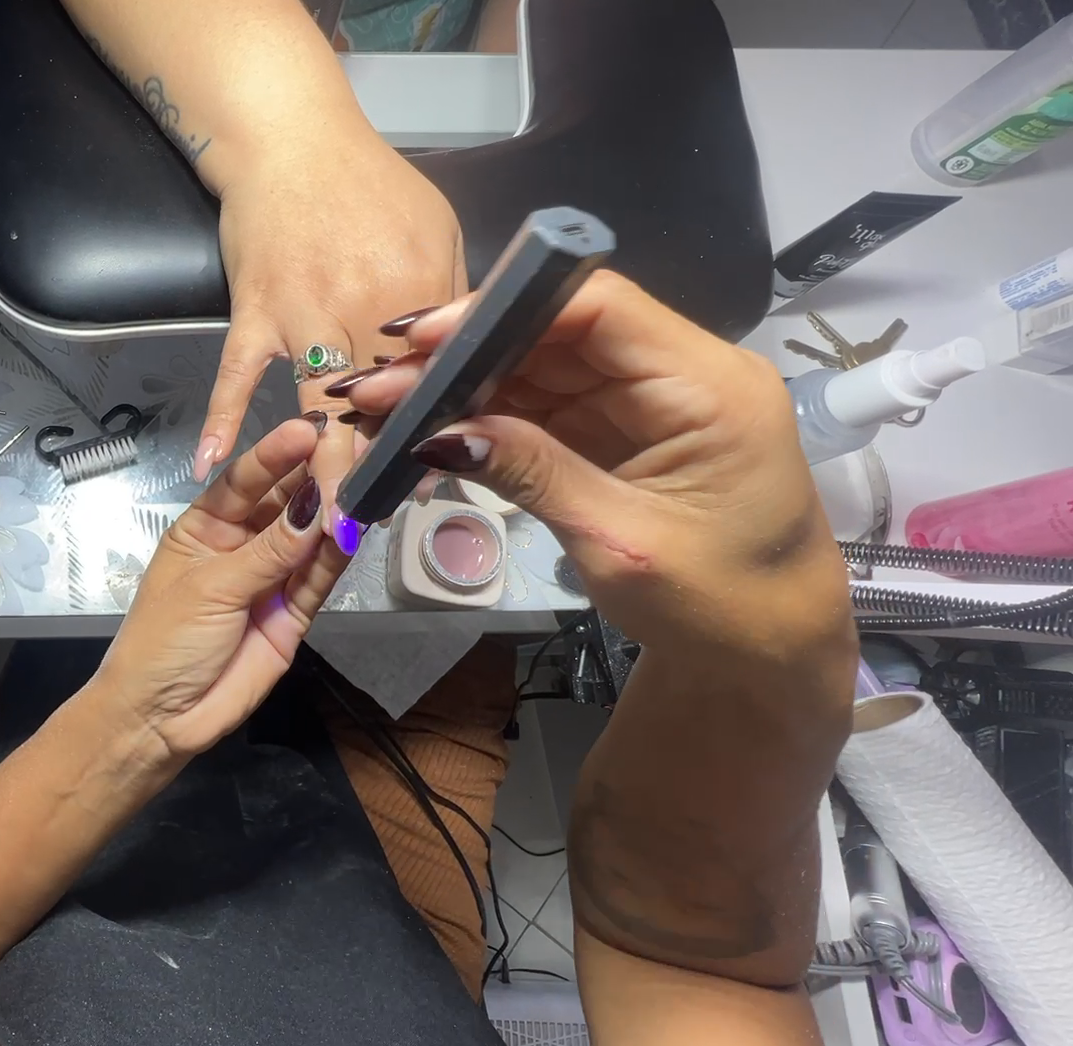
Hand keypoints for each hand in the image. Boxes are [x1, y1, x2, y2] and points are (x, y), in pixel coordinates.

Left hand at [91, 418, 352, 756]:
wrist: (161, 718)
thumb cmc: (164, 641)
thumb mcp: (210, 589)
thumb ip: (267, 552)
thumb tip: (316, 506)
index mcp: (204, 527)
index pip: (244, 481)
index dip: (275, 455)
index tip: (310, 429)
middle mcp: (240, 544)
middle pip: (284, 502)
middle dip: (314, 477)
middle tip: (351, 449)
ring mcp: (270, 577)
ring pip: (309, 536)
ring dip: (334, 512)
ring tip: (365, 480)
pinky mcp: (294, 612)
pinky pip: (320, 576)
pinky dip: (338, 554)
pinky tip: (357, 525)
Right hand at [198, 132, 465, 558]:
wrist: (291, 143)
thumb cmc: (370, 185)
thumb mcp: (436, 231)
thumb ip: (450, 302)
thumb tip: (457, 366)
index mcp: (416, 287)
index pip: (431, 375)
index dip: (433, 430)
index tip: (436, 478)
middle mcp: (358, 309)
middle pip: (376, 405)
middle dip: (379, 467)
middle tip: (382, 523)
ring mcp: (298, 317)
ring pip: (315, 404)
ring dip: (321, 466)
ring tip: (325, 522)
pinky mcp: (252, 317)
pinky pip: (235, 376)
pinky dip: (221, 418)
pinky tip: (208, 463)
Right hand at [340, 271, 851, 652]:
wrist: (757, 647)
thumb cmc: (714, 602)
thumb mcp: (617, 540)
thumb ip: (532, 473)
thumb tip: (436, 434)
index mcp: (704, 387)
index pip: (598, 309)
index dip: (504, 312)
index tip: (422, 343)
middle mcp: (669, 376)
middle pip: (550, 334)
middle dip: (459, 356)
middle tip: (377, 388)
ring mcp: (633, 403)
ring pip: (530, 370)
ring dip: (455, 388)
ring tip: (381, 411)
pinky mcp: (605, 431)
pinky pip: (530, 409)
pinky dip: (474, 419)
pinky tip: (421, 430)